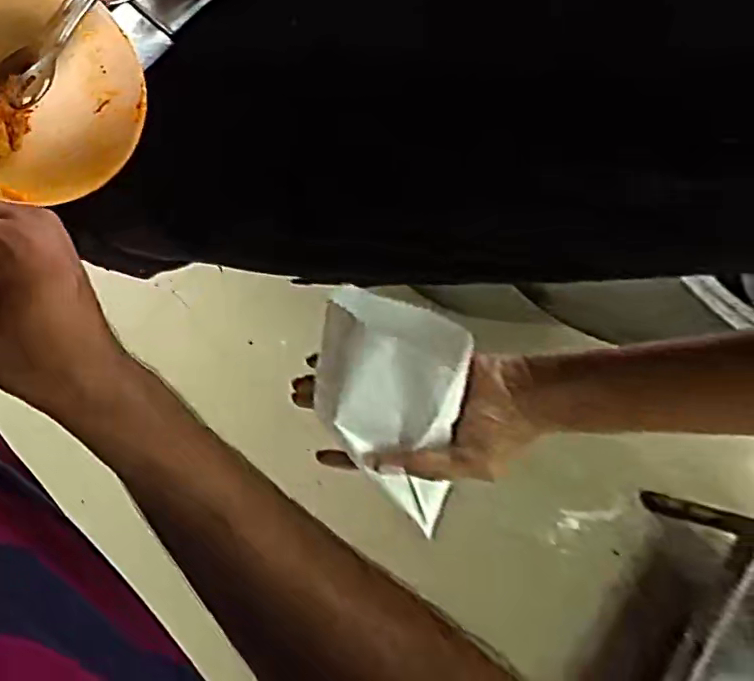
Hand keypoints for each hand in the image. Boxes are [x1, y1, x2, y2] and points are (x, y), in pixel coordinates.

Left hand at [292, 354, 539, 480]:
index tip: (319, 454)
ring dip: (323, 383)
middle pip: (351, 413)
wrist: (526, 391)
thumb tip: (378, 464)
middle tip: (296, 399)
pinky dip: (341, 361)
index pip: (372, 453)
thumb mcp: (474, 463)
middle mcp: (399, 417)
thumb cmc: (504, 432)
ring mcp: (397, 390)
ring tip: (302, 380)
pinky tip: (324, 359)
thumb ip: (428, 464)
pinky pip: (362, 363)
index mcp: (414, 444)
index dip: (345, 455)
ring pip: (349, 387)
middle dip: (321, 407)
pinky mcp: (398, 366)